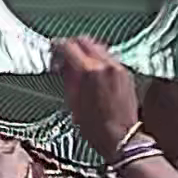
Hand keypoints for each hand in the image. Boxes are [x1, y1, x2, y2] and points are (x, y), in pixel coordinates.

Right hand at [52, 36, 140, 156]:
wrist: (121, 138)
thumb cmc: (94, 126)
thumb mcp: (72, 101)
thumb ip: (67, 77)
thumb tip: (61, 63)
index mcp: (89, 71)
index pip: (68, 46)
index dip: (57, 47)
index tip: (52, 51)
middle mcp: (105, 64)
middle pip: (84, 40)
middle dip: (71, 45)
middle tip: (63, 55)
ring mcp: (118, 67)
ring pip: (97, 46)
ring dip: (85, 50)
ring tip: (77, 63)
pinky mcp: (125, 72)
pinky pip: (108, 56)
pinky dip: (97, 58)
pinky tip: (92, 70)